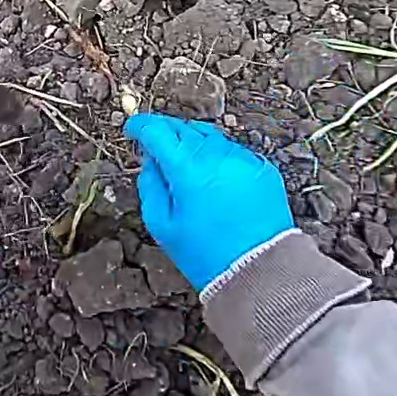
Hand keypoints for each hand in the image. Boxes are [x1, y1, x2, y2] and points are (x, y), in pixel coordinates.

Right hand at [124, 112, 294, 288]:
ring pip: (210, 138)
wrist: (259, 270)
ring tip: (187, 166)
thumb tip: (150, 161)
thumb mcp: (163, 226)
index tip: (134, 128)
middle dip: (167, 133)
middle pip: (184, 129)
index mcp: (188, 169)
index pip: (158, 131)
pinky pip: (233, 152)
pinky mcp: (262, 168)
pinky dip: (219, 158)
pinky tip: (215, 178)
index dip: (142, 126)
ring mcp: (242, 159)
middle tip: (157, 146)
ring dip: (194, 145)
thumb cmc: (207, 255)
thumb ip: (151, 186)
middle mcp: (217, 156)